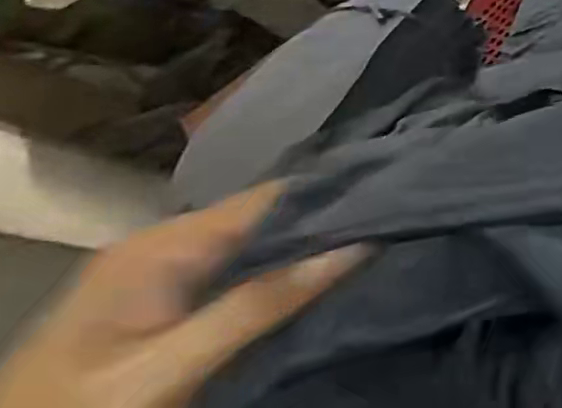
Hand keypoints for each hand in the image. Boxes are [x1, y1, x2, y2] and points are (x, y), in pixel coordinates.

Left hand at [0, 183, 367, 407]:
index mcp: (160, 246)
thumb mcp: (166, 370)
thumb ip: (260, 304)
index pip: (274, 196)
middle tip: (401, 217)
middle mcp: (163, 245)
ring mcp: (159, 273)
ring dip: (313, 243)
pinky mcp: (162, 300)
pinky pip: (243, 265)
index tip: (402, 191)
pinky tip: (325, 270)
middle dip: (332, 218)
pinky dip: (286, 266)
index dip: (339, 191)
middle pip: (270, 215)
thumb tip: (362, 243)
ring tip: (380, 237)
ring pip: (261, 240)